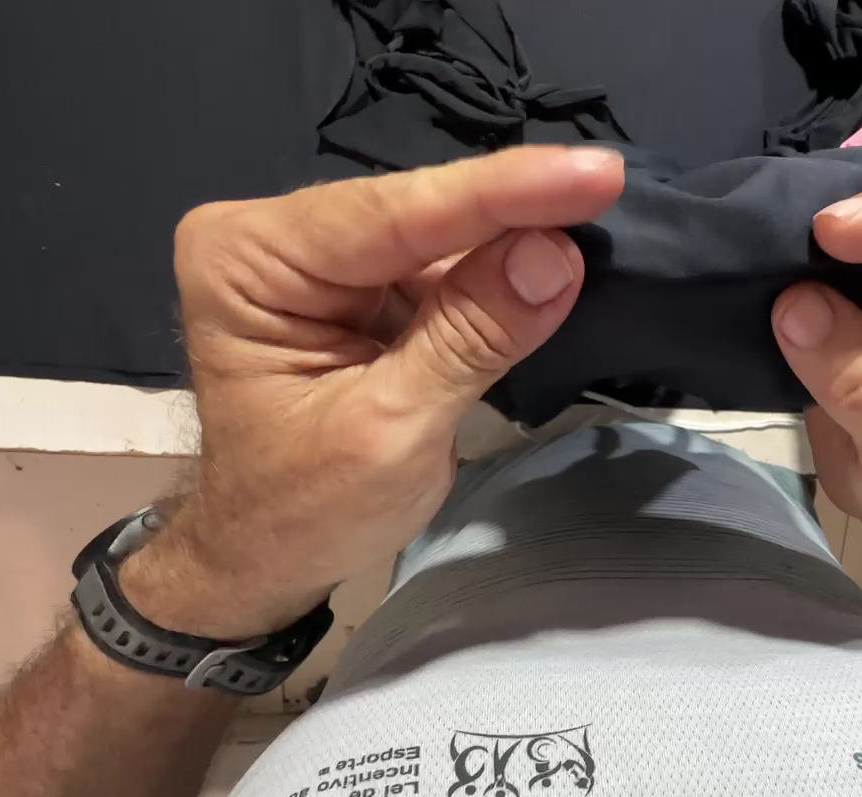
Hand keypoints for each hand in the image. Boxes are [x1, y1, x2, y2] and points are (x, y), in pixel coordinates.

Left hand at [119, 146, 625, 637]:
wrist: (276, 557)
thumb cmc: (310, 510)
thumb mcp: (393, 430)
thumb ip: (470, 340)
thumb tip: (556, 259)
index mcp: (253, 261)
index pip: (395, 213)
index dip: (504, 194)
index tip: (595, 174)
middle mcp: (286, 243)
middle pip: (424, 217)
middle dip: (517, 213)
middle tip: (608, 189)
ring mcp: (331, 270)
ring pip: (446, 244)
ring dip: (520, 246)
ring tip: (596, 223)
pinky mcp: (371, 300)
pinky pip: (452, 280)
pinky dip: (506, 284)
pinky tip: (554, 270)